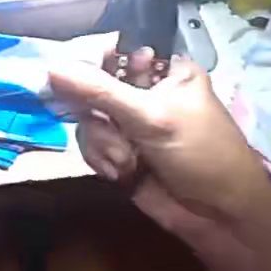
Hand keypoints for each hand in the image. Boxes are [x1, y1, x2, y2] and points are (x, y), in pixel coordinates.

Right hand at [48, 48, 270, 270]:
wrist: (219, 220)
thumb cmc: (200, 154)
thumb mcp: (151, 117)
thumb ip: (99, 91)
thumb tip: (51, 68)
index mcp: (164, 71)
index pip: (118, 50)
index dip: (92, 59)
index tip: (72, 72)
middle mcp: (144, 92)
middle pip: (93, 84)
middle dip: (97, 110)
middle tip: (104, 123)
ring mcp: (129, 123)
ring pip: (87, 117)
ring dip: (103, 141)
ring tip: (126, 160)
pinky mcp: (117, 151)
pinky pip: (88, 142)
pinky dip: (101, 158)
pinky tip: (121, 173)